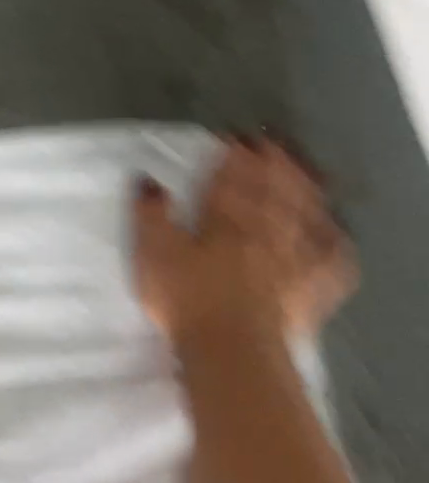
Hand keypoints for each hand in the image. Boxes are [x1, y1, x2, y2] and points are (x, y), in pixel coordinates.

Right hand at [134, 133, 356, 342]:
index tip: (233, 137)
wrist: (231, 345)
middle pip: (277, 190)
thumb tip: (148, 180)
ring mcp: (299, 258)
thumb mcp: (151, 251)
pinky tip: (333, 232)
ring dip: (306, 190)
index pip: (233, 180)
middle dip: (275, 165)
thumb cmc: (184, 295)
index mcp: (228, 220)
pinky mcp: (315, 286)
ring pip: (308, 214)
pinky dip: (333, 238)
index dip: (234, 157)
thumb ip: (150, 214)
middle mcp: (270, 230)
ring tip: (304, 173)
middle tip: (273, 144)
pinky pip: (332, 255)